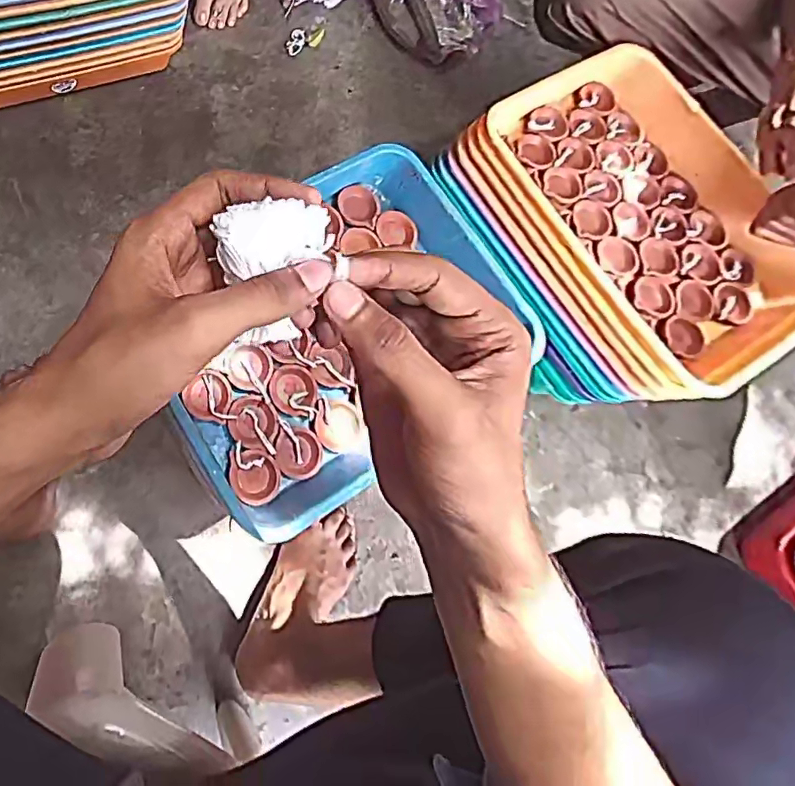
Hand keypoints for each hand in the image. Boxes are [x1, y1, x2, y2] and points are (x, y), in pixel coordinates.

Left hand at [33, 172, 332, 461]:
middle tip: (321, 252)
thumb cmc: (118, 365)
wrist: (74, 417)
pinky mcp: (178, 322)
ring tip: (314, 291)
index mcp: (157, 236)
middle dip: (277, 238)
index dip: (266, 189)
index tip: (308, 206)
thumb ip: (259, 298)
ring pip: (232, 268)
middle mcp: (165, 254)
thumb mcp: (194, 326)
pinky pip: (226, 302)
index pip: (218, 190)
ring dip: (271, 277)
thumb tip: (316, 272)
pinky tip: (288, 321)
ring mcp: (172, 290)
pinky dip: (256, 307)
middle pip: (230, 228)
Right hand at [314, 251, 537, 580]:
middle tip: (311, 288)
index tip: (337, 270)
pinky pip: (351, 330)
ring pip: (368, 303)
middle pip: (395, 284)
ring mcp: (413, 345)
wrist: (455, 527)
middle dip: (353, 283)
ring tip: (307, 312)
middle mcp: (450, 327)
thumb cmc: (474, 473)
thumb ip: (391, 348)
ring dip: (336, 303)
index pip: (431, 276)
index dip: (384, 267)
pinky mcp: (382, 364)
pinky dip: (330, 326)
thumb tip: (339, 294)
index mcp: (486, 326)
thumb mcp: (441, 408)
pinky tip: (315, 333)